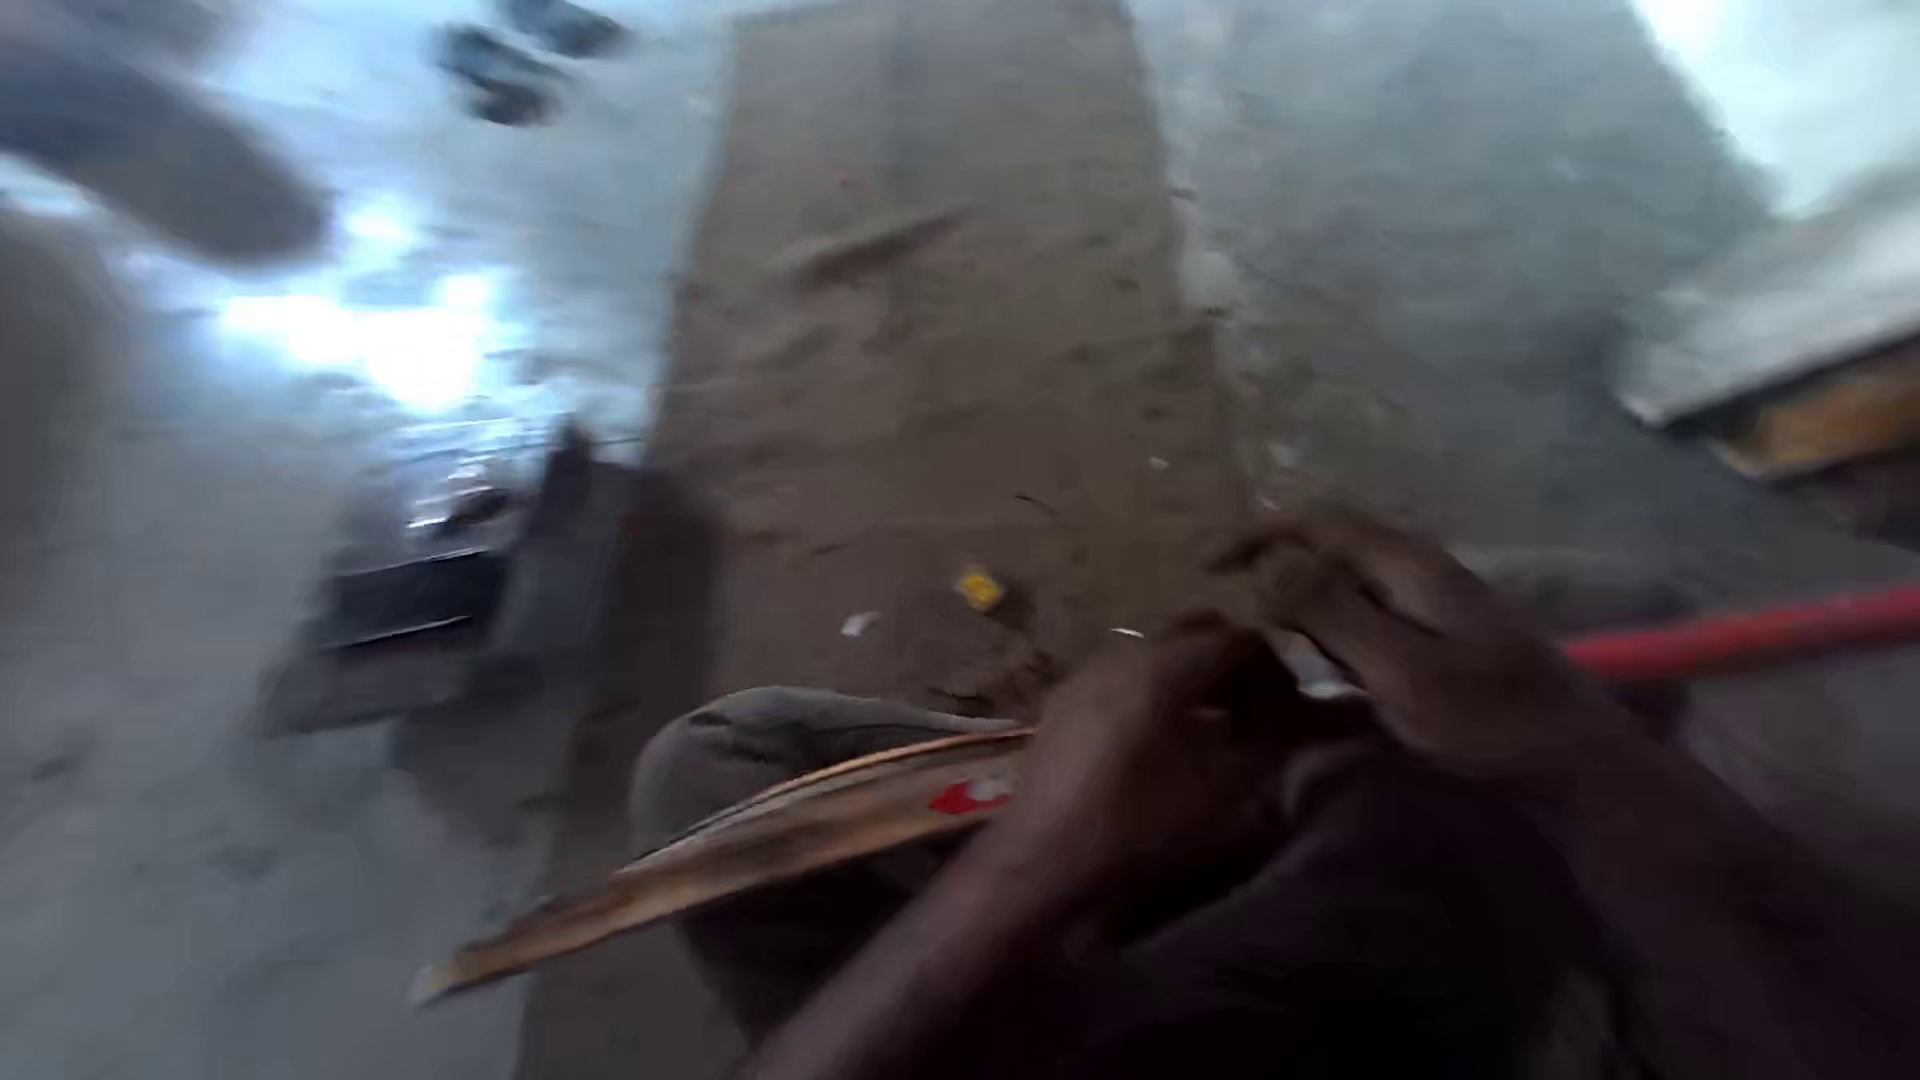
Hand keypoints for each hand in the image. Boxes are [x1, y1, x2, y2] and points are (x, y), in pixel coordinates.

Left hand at [982, 624, 1302, 901]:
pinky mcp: (1064, 695)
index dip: (1272, 664)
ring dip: (1189, 671)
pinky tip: (1157, 730)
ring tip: (1210, 718)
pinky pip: (1121, 671)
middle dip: (1229, 659)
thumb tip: (1301, 721)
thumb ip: (1269, 743)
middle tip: (1254, 703)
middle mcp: (1121, 654)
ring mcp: (1086, 671)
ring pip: (1153, 649)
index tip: (1291, 701)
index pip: (1233, 638)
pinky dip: (1152, 684)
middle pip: (1191, 631)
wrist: (1046, 850)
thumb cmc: (1139, 821)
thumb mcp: (1221, 789)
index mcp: (1162, 667)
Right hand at [1214, 503, 1637, 775]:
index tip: (1210, 566)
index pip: (1318, 521)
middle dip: (1269, 565)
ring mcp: (1422, 603)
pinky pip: (1355, 615)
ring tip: (1263, 641)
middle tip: (1232, 608)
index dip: (1257, 533)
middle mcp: (1412, 572)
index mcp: (1408, 567)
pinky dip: (1319, 628)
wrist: (1581, 773)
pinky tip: (1313, 663)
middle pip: (1323, 547)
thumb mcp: (1401, 669)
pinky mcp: (1426, 634)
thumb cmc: (1491, 722)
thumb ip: (1333, 611)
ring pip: (1336, 582)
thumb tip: (1269, 564)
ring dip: (1293, 601)